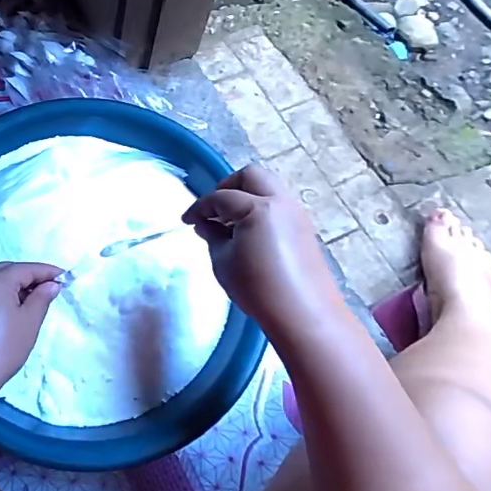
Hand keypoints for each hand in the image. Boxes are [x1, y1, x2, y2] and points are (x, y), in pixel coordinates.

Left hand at [0, 262, 62, 395]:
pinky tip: (11, 310)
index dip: (47, 271)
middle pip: (8, 270)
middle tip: (50, 289)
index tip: (65, 276)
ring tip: (33, 301)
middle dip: (29, 276)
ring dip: (14, 285)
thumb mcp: (29, 322)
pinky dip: (1, 295)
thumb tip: (50, 284)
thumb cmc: (2, 348)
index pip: (26, 268)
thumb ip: (41, 298)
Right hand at [183, 166, 343, 335]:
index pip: (220, 197)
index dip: (199, 208)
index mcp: (258, 208)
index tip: (186, 221)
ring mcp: (296, 215)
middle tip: (212, 210)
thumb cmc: (257, 287)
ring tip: (227, 223)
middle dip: (226, 187)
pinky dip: (258, 209)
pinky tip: (245, 234)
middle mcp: (281, 203)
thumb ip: (212, 235)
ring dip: (244, 197)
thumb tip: (206, 224)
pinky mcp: (303, 229)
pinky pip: (277, 205)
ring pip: (267, 188)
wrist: (304, 314)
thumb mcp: (222, 260)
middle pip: (251, 176)